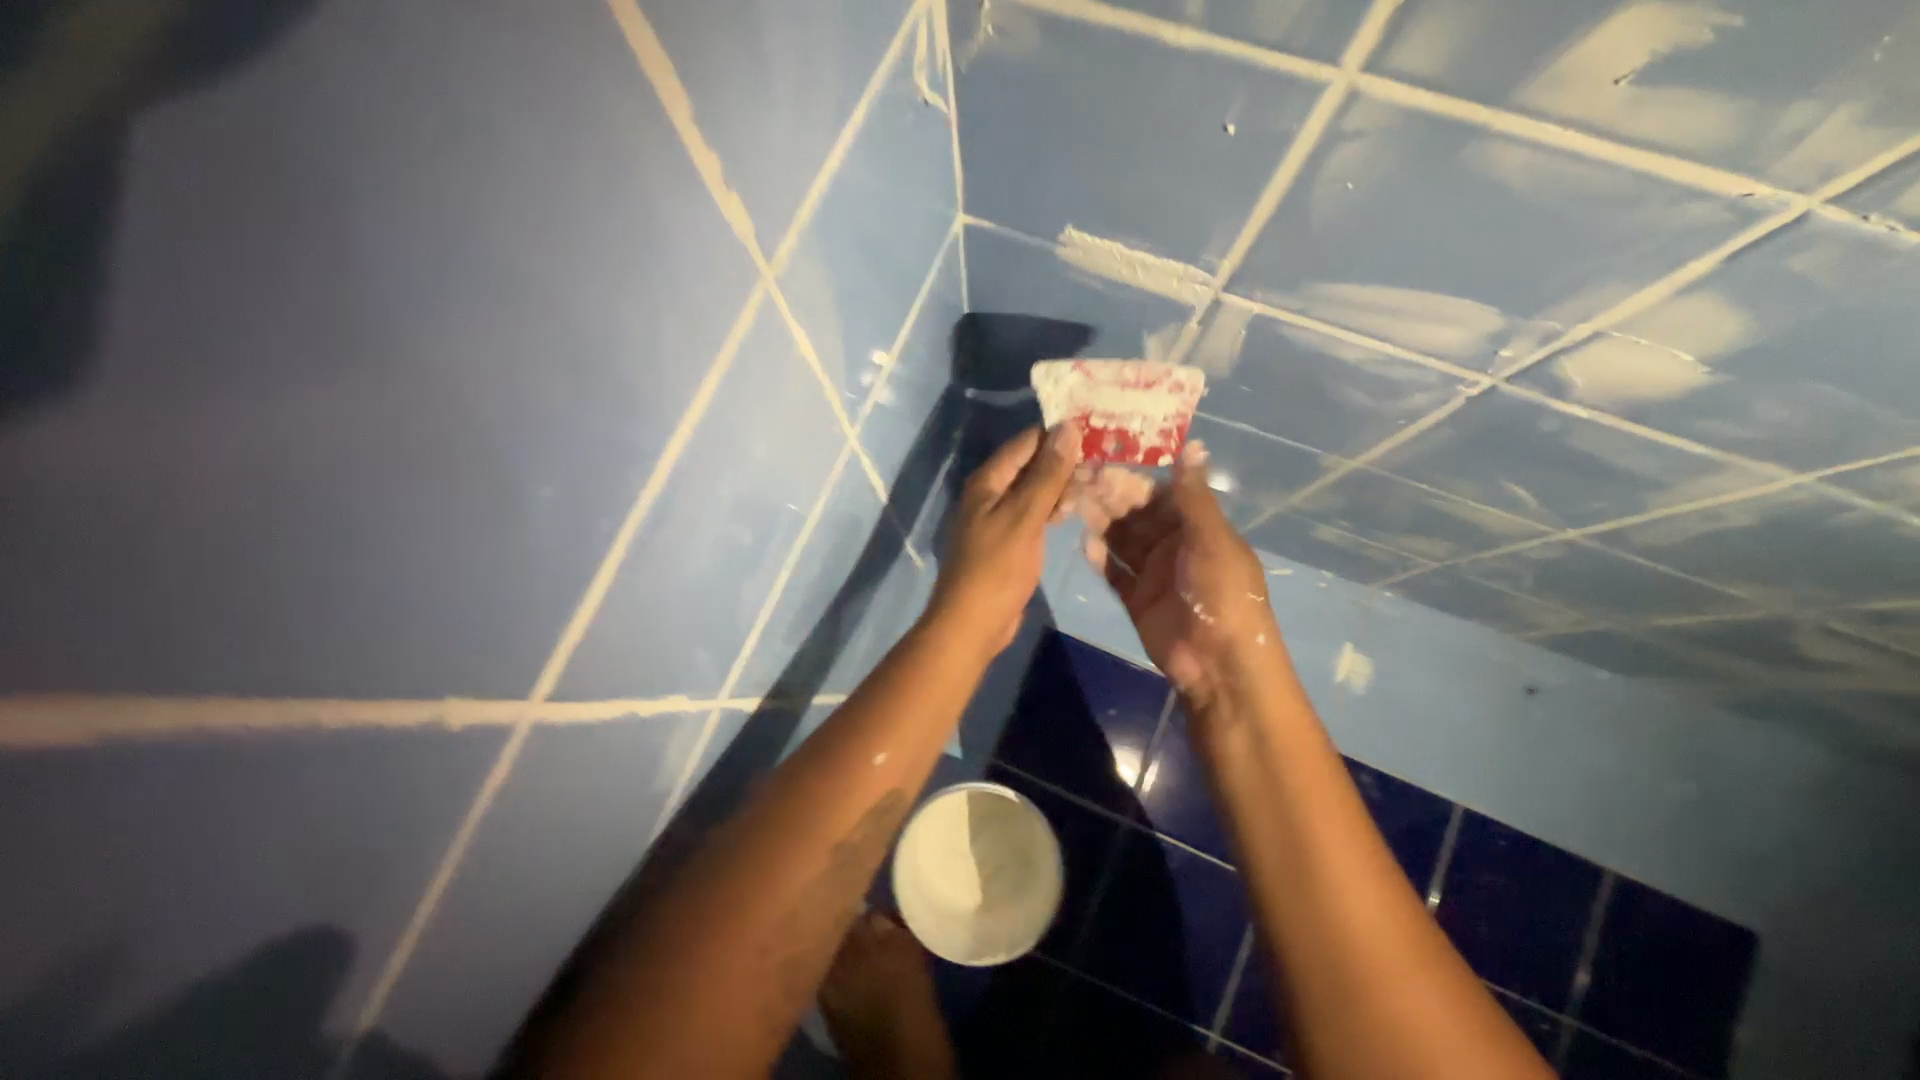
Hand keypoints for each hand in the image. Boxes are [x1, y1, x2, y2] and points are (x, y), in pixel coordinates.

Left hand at [927, 423, 1081, 654]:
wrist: (974, 623)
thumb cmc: (996, 568)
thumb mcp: (1024, 517)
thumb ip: (1046, 474)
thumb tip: (1068, 428)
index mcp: (988, 481)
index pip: (1026, 442)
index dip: (1058, 433)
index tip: (1096, 428)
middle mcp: (990, 493)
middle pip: (1031, 464)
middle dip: (1064, 458)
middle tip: (1107, 454)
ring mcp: (999, 517)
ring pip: (1035, 489)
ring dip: (1062, 483)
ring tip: (1101, 476)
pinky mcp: (1009, 539)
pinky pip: (1034, 513)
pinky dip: (1054, 507)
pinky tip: (1078, 508)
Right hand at [1086, 442, 1278, 702]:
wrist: (1219, 663)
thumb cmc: (1223, 594)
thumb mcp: (1212, 539)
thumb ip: (1194, 496)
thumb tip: (1193, 445)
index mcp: (1197, 528)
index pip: (1158, 494)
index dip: (1132, 479)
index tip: (1101, 462)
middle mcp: (1173, 546)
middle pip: (1135, 515)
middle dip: (1109, 498)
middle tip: (1077, 479)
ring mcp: (1153, 574)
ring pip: (1121, 541)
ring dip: (1100, 522)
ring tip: (1073, 503)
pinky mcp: (1137, 600)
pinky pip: (1114, 574)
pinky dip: (1100, 559)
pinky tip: (1083, 542)